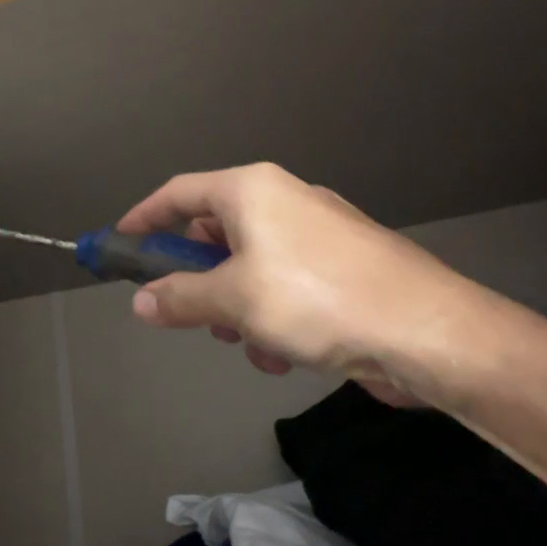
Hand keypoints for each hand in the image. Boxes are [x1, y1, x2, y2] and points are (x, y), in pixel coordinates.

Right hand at [117, 163, 484, 406]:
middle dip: (198, 280)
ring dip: (237, 309)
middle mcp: (284, 202)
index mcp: (253, 191)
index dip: (143, 218)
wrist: (427, 332)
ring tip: (248, 343)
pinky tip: (284, 354)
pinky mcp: (343, 269)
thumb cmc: (317, 300)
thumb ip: (180, 298)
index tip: (119, 245)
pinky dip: (273, 318)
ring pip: (249, 268)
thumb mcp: (234, 301)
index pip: (179, 193)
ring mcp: (317, 235)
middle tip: (187, 312)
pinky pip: (285, 286)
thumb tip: (141, 302)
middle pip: (215, 234)